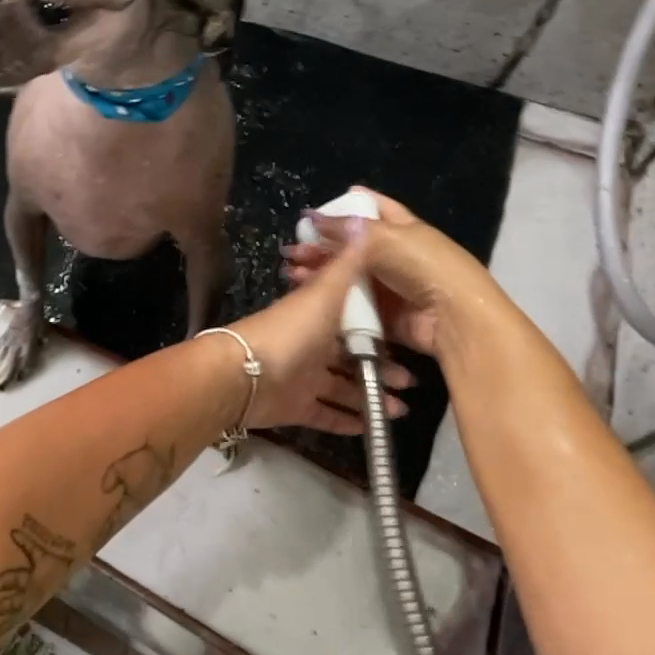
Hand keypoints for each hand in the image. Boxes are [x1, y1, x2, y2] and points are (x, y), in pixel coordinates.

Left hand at [221, 227, 413, 434]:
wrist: (244, 375)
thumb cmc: (289, 332)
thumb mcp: (324, 295)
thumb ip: (347, 266)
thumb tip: (365, 225)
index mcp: (314, 315)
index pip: (350, 319)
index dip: (377, 327)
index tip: (408, 337)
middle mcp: (307, 344)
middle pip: (348, 355)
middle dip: (380, 367)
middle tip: (411, 382)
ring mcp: (299, 376)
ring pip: (341, 387)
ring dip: (369, 397)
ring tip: (400, 410)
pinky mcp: (293, 406)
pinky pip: (324, 414)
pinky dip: (346, 421)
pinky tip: (372, 429)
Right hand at [278, 187, 505, 358]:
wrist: (455, 320)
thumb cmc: (424, 267)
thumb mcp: (385, 237)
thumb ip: (346, 228)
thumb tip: (311, 217)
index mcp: (405, 229)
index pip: (376, 208)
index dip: (349, 205)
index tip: (318, 209)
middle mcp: (397, 255)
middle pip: (352, 245)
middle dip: (322, 244)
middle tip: (294, 248)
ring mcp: (390, 285)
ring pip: (346, 273)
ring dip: (319, 269)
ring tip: (291, 269)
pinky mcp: (382, 312)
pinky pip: (349, 300)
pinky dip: (327, 294)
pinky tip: (304, 289)